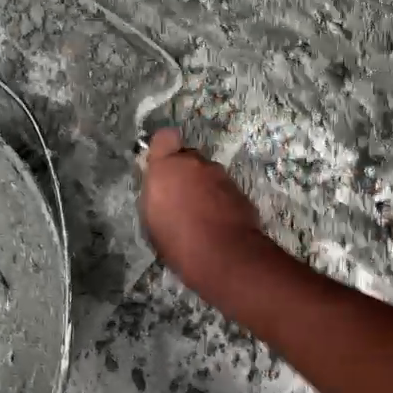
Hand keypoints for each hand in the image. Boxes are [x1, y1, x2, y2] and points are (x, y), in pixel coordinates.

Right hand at [139, 128, 277, 291]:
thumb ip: (156, 193)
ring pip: (208, 175)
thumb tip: (161, 187)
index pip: (165, 137)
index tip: (164, 166)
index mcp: (167, 166)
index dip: (165, 148)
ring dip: (205, 188)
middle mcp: (195, 163)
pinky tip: (219, 224)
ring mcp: (221, 176)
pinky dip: (221, 201)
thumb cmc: (177, 239)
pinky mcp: (240, 191)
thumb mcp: (152, 218)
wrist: (224, 255)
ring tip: (202, 216)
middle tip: (182, 199)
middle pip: (189, 158)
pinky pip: (224, 190)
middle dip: (185, 173)